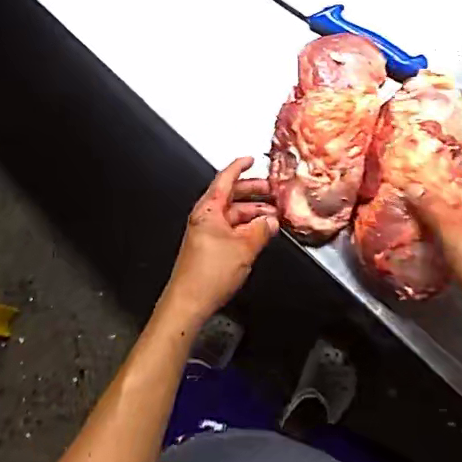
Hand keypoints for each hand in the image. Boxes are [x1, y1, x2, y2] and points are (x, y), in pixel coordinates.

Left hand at [158, 157, 279, 330]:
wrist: (189, 301)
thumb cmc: (207, 274)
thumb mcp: (244, 248)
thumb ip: (261, 230)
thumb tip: (271, 221)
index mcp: (209, 209)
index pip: (225, 179)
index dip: (239, 167)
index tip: (250, 159)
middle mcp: (205, 217)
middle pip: (231, 196)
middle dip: (252, 192)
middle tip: (271, 190)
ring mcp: (206, 232)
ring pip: (233, 214)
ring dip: (252, 212)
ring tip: (273, 215)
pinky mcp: (210, 247)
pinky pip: (231, 229)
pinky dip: (246, 227)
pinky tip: (260, 233)